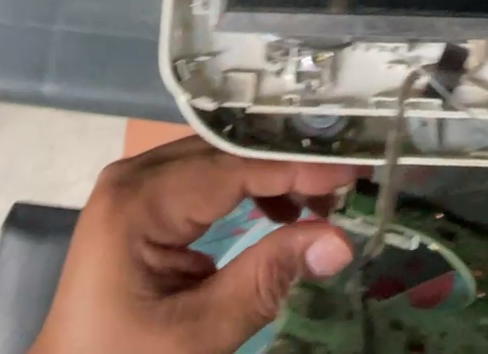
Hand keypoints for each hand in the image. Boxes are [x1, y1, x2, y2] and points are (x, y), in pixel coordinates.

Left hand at [30, 137, 358, 353]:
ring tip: (320, 204)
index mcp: (139, 200)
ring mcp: (137, 183)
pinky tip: (281, 210)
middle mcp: (135, 174)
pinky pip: (207, 176)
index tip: (352, 171)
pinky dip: (249, 188)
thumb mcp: (199, 333)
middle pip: (227, 153)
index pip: (233, 166)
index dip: (296, 167)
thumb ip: (267, 279)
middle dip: (289, 166)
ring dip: (273, 175)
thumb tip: (338, 241)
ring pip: (221, 158)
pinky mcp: (145, 199)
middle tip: (348, 184)